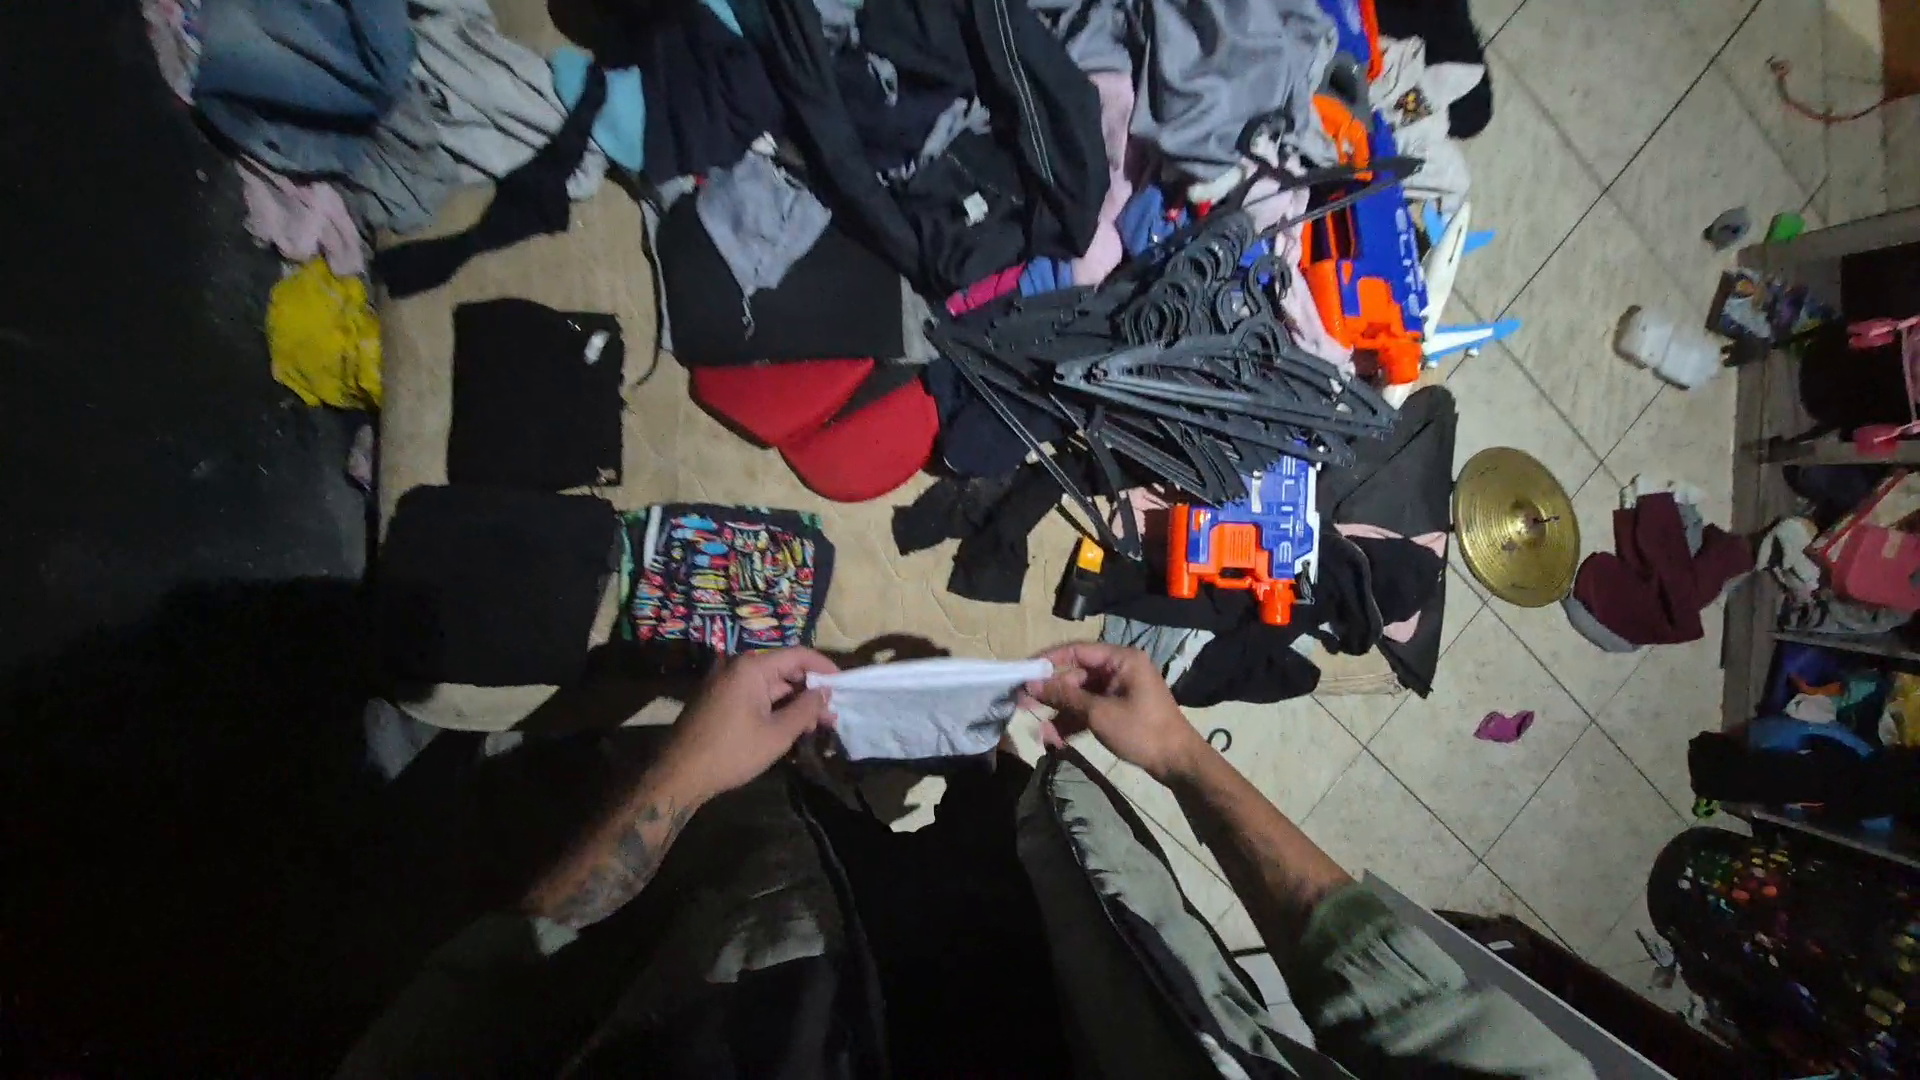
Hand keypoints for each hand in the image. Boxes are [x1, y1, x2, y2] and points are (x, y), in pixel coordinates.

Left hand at [655, 648, 838, 799]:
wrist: (678, 776)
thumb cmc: (732, 752)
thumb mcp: (778, 733)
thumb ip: (806, 708)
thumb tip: (825, 693)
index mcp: (751, 668)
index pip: (798, 655)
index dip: (824, 667)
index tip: (843, 684)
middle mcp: (737, 667)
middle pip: (785, 669)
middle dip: (810, 690)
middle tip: (831, 713)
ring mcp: (725, 682)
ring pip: (771, 684)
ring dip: (794, 701)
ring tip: (816, 725)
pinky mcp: (719, 698)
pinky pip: (755, 693)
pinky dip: (775, 706)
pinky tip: (791, 725)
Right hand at [1026, 642, 1205, 782]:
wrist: (1178, 763)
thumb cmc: (1141, 730)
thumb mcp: (1098, 713)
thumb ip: (1064, 696)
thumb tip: (1031, 685)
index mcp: (1121, 659)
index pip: (1077, 650)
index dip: (1048, 660)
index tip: (1024, 672)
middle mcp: (1119, 669)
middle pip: (1076, 675)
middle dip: (1052, 694)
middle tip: (1023, 705)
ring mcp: (1119, 690)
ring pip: (1080, 696)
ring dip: (1061, 713)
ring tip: (1041, 732)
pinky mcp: (1119, 710)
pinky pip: (1090, 710)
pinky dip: (1075, 722)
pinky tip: (1056, 739)